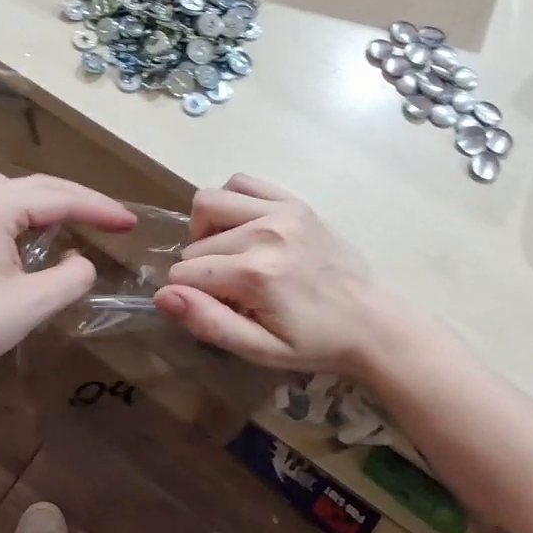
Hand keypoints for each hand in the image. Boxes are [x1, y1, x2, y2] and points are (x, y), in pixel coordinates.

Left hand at [0, 167, 134, 413]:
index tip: (129, 223)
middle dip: (75, 200)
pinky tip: (20, 233)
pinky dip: (11, 206)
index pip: (58, 198)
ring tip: (63, 220)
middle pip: (33, 185)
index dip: (98, 209)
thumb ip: (72, 277)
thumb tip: (81, 262)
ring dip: (39, 197)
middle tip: (110, 219)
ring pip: (3, 186)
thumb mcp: (34, 304)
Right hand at [151, 175, 418, 379]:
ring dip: (206, 229)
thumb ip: (209, 322)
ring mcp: (281, 211)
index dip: (187, 293)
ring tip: (227, 253)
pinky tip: (242, 227)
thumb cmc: (313, 342)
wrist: (369, 320)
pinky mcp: (293, 201)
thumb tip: (163, 295)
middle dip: (199, 267)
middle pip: (195, 241)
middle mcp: (265, 233)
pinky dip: (229, 202)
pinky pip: (240, 182)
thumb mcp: (260, 349)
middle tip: (226, 289)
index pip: (185, 271)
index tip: (212, 306)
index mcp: (256, 274)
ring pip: (209, 202)